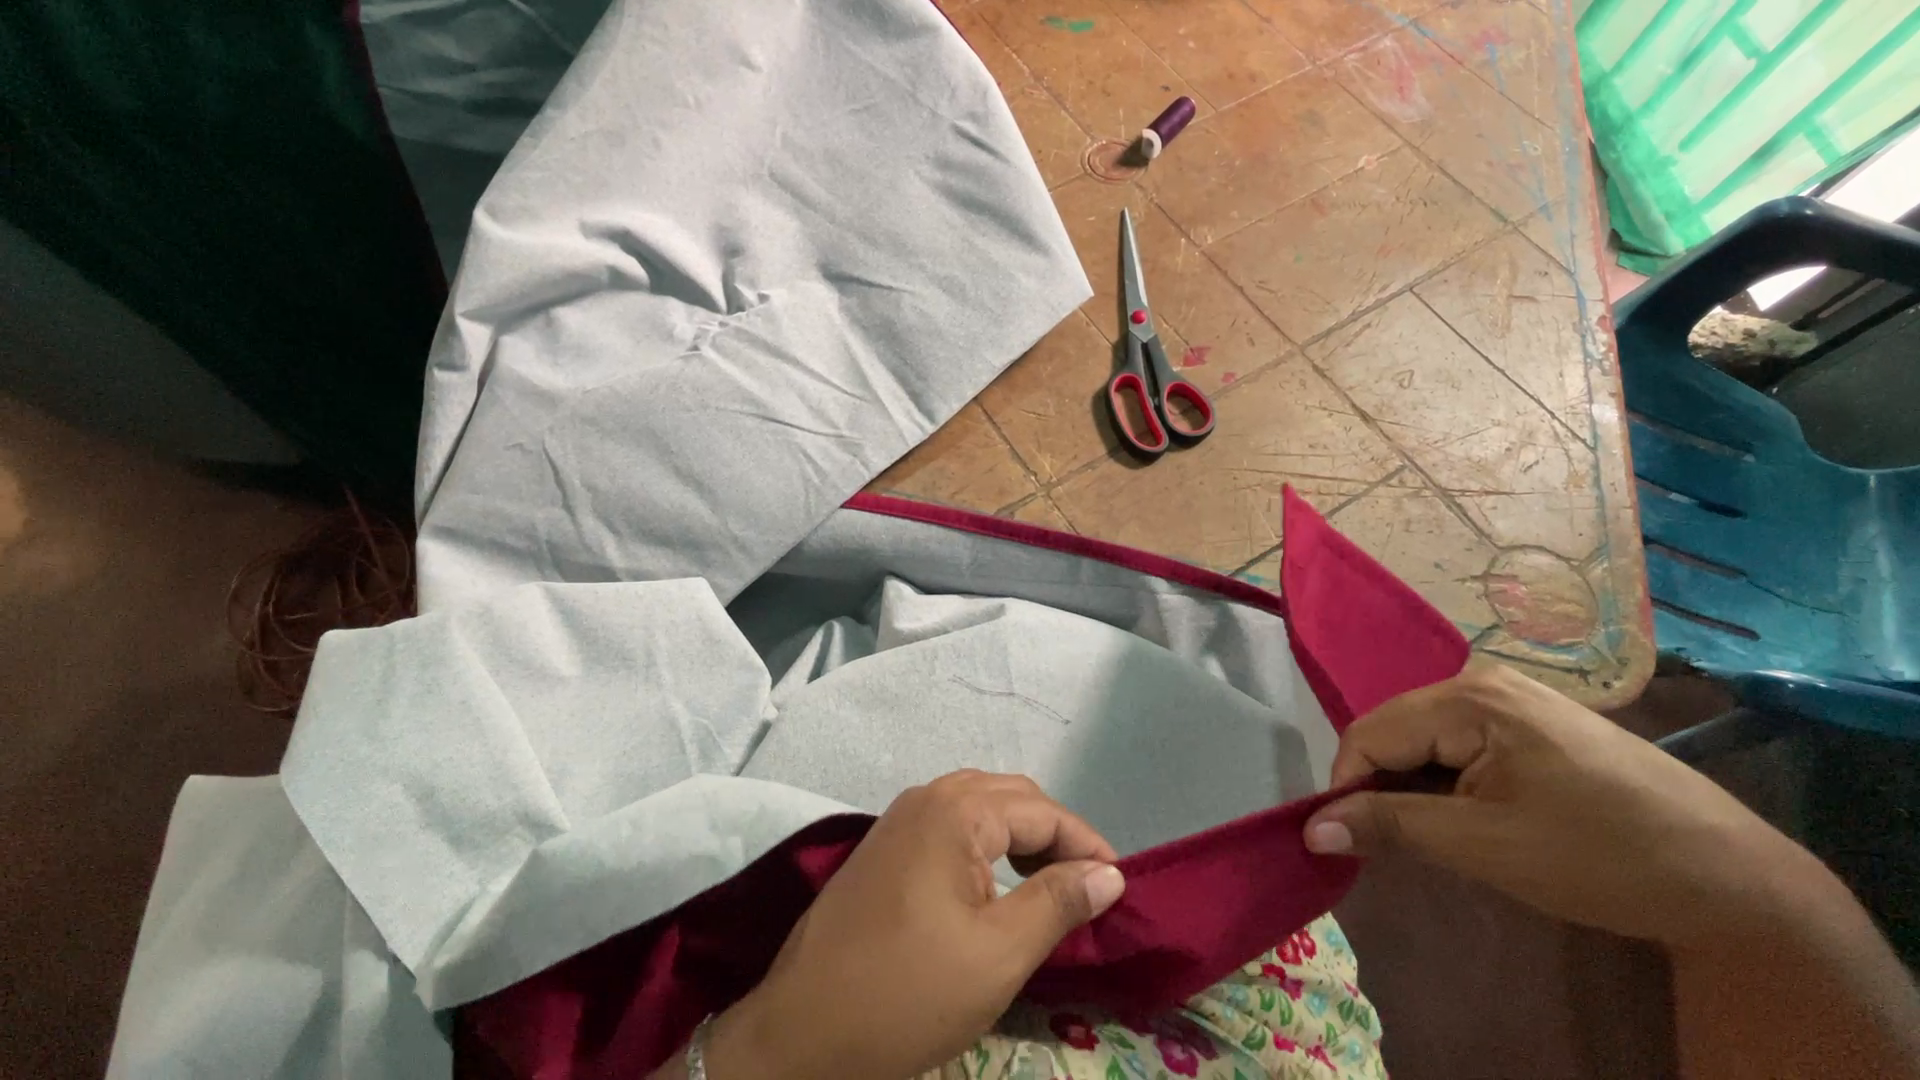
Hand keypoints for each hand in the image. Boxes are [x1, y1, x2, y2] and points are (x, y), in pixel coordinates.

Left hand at [703, 770, 1125, 1079]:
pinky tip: (996, 888)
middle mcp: (925, 799)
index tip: (1120, 888)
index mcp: (954, 811)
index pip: (1041, 810)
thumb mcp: (998, 954)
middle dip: (1056, 836)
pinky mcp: (882, 850)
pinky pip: (949, 828)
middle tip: (1089, 887)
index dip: (1087, 844)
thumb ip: (1058, 902)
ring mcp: (897, 822)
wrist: (799, 1036)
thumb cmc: (906, 994)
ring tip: (1050, 887)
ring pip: (979, 809)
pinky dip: (985, 847)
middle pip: (1010, 798)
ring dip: (1020, 839)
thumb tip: (1109, 872)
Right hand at [1301, 662, 1845, 952]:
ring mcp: (1514, 699)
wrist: (1734, 880)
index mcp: (1470, 697)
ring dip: (1414, 789)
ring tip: (1438, 838)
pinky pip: (1459, 745)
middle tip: (1394, 847)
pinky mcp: (1533, 723)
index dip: (1347, 788)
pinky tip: (1471, 819)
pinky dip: (1447, 784)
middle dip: (1382, 788)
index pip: (1369, 734)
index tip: (1347, 842)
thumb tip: (1309, 829)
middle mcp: (1484, 681)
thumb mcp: (1482, 845)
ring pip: (1425, 741)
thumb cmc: (1599, 856)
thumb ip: (1389, 827)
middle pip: (1396, 732)